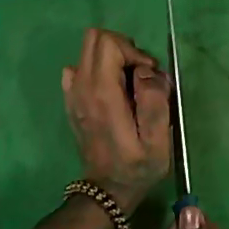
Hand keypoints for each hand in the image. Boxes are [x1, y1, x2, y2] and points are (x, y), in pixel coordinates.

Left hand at [61, 27, 171, 210]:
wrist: (107, 189)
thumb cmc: (137, 166)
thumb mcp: (158, 140)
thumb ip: (154, 100)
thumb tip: (145, 72)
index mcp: (101, 93)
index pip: (110, 43)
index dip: (134, 52)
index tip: (148, 78)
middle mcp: (81, 86)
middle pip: (95, 39)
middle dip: (123, 49)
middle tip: (139, 77)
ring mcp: (72, 92)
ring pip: (88, 51)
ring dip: (112, 59)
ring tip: (128, 86)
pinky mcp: (71, 99)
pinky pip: (81, 67)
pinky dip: (99, 70)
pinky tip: (112, 92)